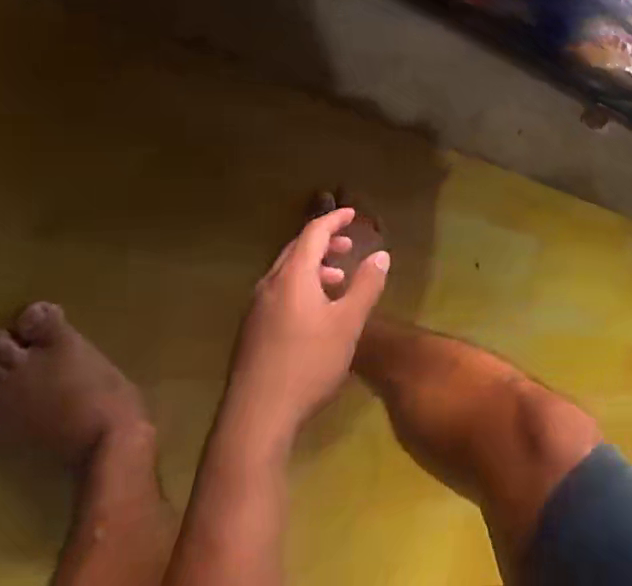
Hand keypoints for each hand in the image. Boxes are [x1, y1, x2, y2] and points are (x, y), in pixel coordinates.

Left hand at [224, 208, 389, 434]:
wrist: (255, 416)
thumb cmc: (308, 364)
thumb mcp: (348, 324)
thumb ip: (366, 286)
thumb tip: (380, 255)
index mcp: (292, 276)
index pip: (313, 233)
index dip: (333, 220)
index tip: (352, 214)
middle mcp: (269, 285)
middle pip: (296, 250)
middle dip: (323, 243)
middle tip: (347, 246)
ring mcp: (256, 309)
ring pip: (285, 273)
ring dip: (312, 267)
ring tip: (337, 281)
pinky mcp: (251, 332)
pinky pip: (278, 293)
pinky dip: (299, 287)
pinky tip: (314, 313)